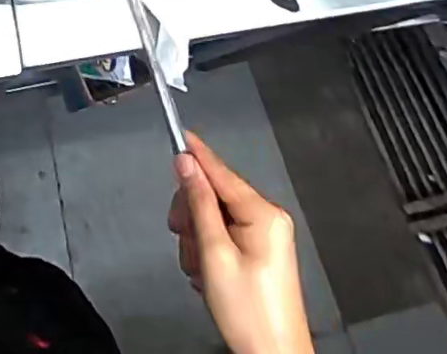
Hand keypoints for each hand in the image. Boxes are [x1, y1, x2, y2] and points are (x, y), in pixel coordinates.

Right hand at [168, 131, 312, 353]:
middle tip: (183, 236)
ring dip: (196, 237)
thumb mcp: (214, 252)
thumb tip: (186, 164)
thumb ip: (198, 202)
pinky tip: (206, 271)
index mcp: (263, 214)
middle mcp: (267, 219)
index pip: (221, 172)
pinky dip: (206, 248)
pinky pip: (220, 232)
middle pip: (212, 193)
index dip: (197, 154)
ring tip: (199, 266)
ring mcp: (264, 236)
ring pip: (211, 215)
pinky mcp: (258, 251)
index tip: (179, 134)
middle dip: (191, 214)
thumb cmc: (249, 313)